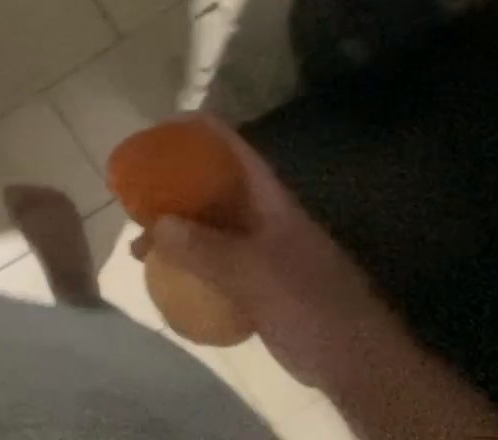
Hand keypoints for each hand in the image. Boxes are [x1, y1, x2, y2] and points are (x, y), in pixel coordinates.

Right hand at [137, 118, 410, 395]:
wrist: (362, 369)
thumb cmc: (313, 306)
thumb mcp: (255, 274)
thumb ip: (204, 249)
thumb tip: (157, 223)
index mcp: (270, 200)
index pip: (232, 148)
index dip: (199, 130)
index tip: (159, 127)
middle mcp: (263, 217)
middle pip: (212, 186)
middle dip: (172, 185)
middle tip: (135, 190)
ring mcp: (261, 251)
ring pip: (208, 227)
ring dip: (174, 230)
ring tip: (138, 245)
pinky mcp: (257, 284)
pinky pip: (212, 263)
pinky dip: (186, 264)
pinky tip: (164, 278)